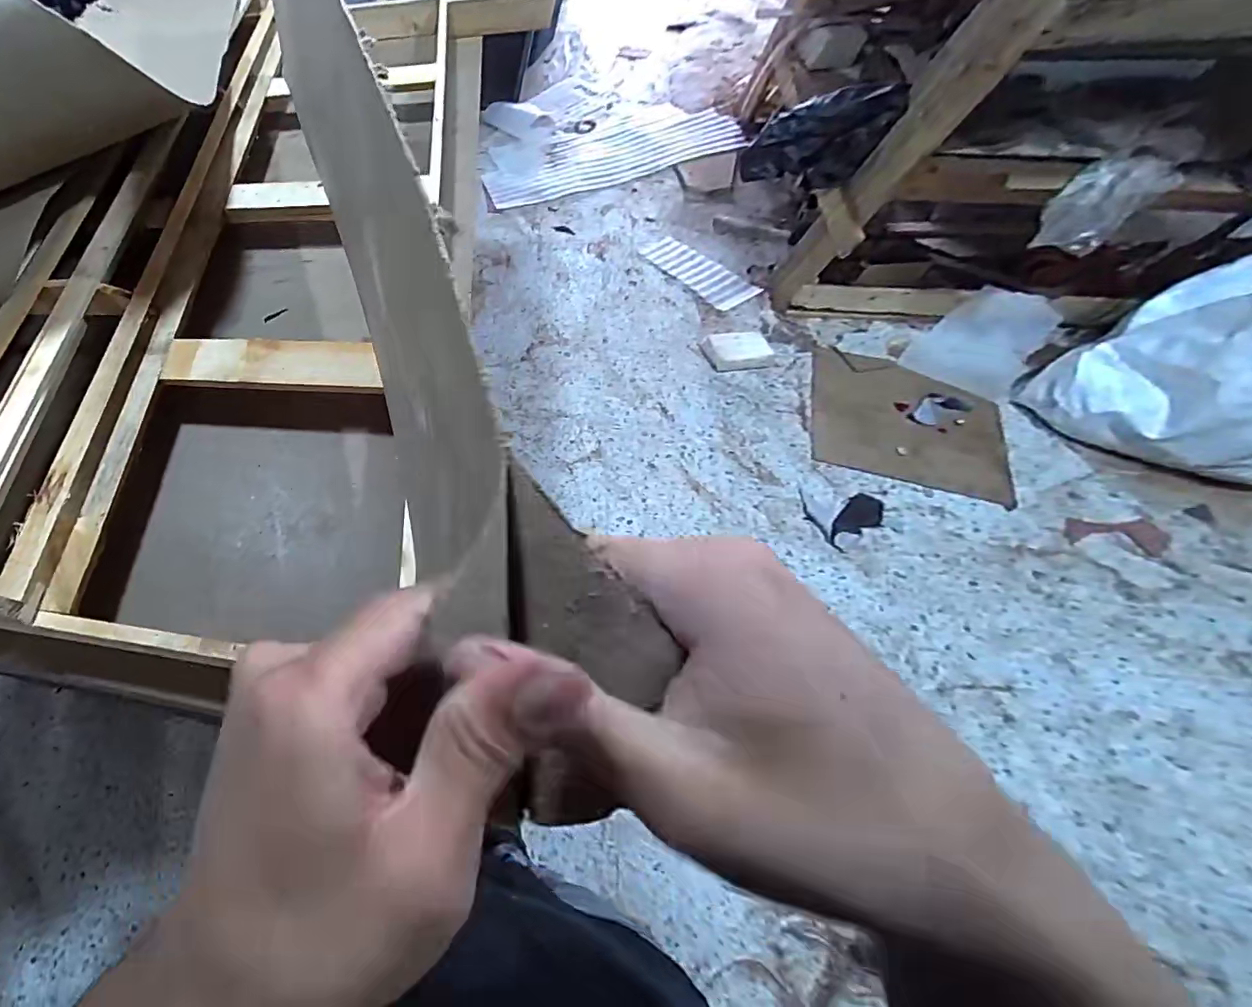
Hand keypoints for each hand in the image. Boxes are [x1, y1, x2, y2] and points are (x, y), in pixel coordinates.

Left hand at [83, 588, 559, 1006]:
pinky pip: (339, 685)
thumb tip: (554, 669)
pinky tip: (408, 770)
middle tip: (507, 744)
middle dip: (452, 681)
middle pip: (388, 637)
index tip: (527, 686)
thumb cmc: (327, 933)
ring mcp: (261, 685)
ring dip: (419, 705)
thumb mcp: (424, 850)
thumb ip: (480, 744)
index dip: (476, 638)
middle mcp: (274, 663)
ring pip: (368, 662)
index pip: (409, 610)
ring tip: (463, 764)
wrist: (225, 985)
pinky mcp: (261, 711)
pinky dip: (382, 718)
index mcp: (307, 685)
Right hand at [451, 537, 1184, 1006]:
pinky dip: (636, 668)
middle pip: (591, 584)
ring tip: (585, 733)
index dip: (518, 614)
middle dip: (557, 651)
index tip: (495, 679)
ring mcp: (748, 583)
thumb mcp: (675, 784)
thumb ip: (568, 714)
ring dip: (595, 666)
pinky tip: (641, 726)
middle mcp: (723, 556)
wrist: (972, 878)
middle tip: (541, 722)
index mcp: (701, 571)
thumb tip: (462, 652)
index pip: (562, 558)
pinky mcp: (762, 614)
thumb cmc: (820, 824)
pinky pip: (665, 621)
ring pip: (624, 607)